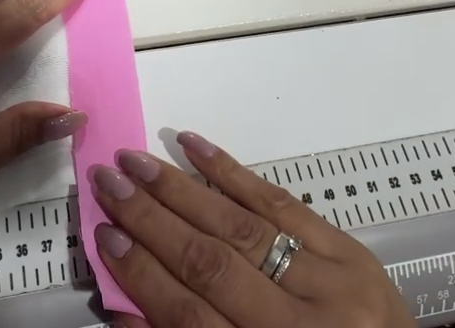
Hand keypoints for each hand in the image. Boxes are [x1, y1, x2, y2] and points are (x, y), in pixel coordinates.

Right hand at [90, 133, 415, 327]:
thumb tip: (123, 303)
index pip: (191, 317)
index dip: (141, 274)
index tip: (103, 235)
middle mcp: (302, 327)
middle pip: (211, 262)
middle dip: (150, 218)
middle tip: (106, 179)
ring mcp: (333, 284)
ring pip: (242, 226)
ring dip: (181, 188)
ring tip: (136, 160)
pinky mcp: (351, 251)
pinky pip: (284, 203)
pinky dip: (234, 172)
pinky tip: (195, 145)